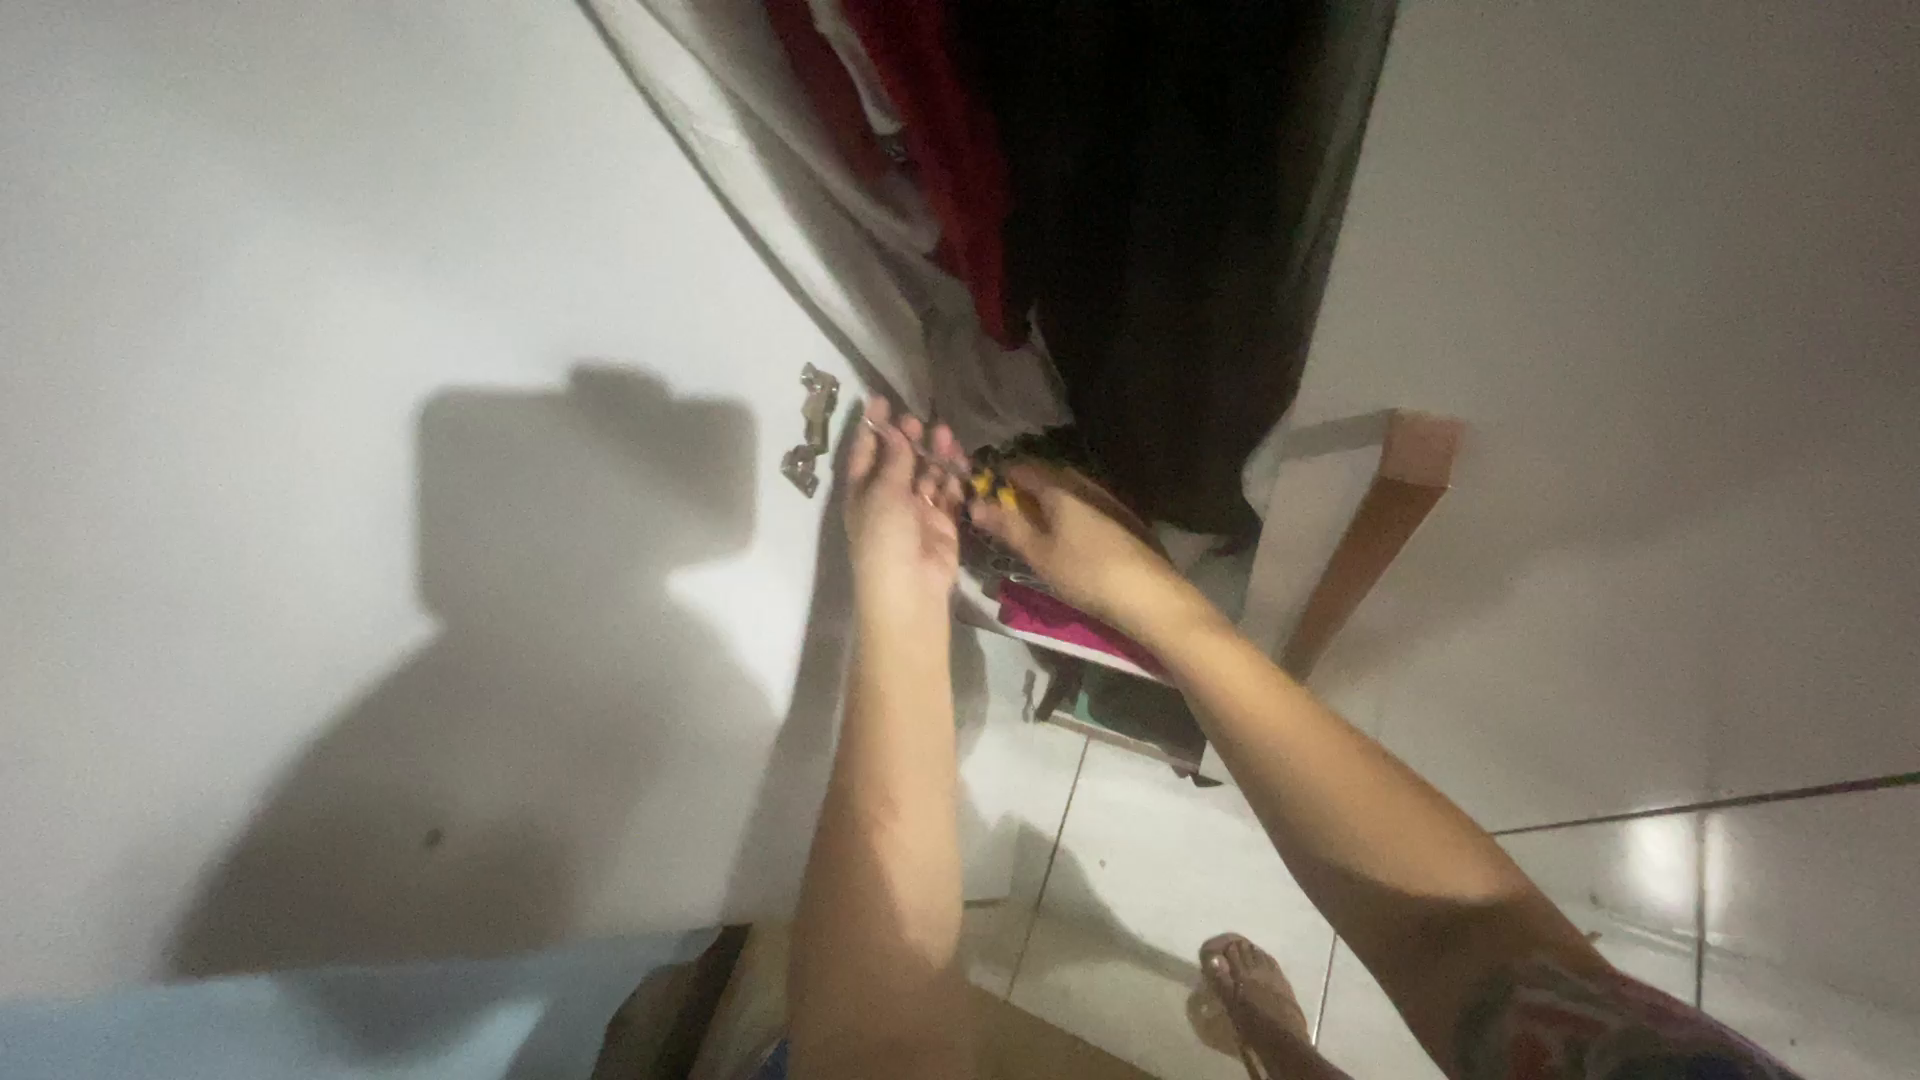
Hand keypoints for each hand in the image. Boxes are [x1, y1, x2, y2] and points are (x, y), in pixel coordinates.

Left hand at [843, 399, 967, 629]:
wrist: (909, 589)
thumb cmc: (885, 537)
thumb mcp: (883, 493)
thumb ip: (894, 460)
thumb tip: (896, 431)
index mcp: (862, 492)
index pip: (865, 453)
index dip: (873, 427)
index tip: (881, 399)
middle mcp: (888, 500)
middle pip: (899, 461)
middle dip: (909, 439)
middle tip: (919, 420)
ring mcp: (916, 513)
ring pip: (927, 475)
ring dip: (935, 455)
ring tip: (945, 435)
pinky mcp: (942, 524)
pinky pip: (949, 495)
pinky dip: (954, 479)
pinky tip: (960, 462)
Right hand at [968, 462, 1204, 634]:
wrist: (1149, 595)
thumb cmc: (1085, 573)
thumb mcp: (1039, 553)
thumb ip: (1007, 526)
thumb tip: (975, 504)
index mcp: (1059, 487)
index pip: (1021, 468)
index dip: (999, 477)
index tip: (983, 495)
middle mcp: (1085, 484)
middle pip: (1047, 476)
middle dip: (1023, 490)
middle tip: (1006, 515)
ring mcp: (1109, 499)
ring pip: (1069, 491)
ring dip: (1048, 502)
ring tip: (1034, 528)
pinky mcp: (1125, 517)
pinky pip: (1086, 505)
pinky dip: (1069, 514)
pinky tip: (1069, 537)